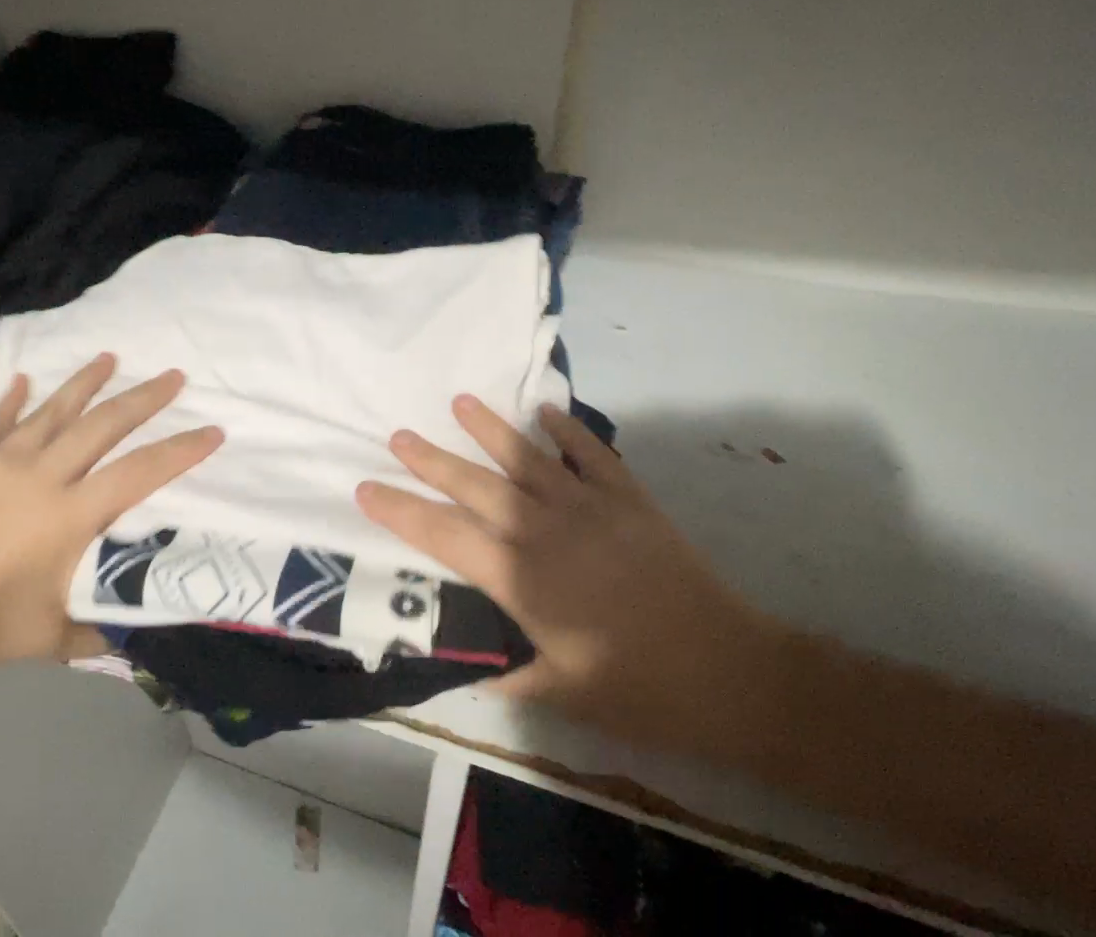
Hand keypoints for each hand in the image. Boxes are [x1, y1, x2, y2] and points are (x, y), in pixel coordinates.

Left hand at [0, 354, 221, 698]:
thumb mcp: (52, 640)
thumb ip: (101, 626)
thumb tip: (138, 620)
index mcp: (67, 519)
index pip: (139, 474)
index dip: (181, 451)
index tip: (213, 430)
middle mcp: (37, 478)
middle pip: (102, 426)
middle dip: (143, 399)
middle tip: (175, 376)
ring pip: (51, 413)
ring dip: (84, 383)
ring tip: (111, 358)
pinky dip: (12, 400)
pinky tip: (24, 379)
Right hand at [357, 396, 784, 756]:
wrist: (731, 672)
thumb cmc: (637, 690)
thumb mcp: (557, 693)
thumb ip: (505, 673)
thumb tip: (465, 660)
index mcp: (520, 580)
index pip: (444, 536)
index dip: (400, 511)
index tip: (365, 488)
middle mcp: (545, 533)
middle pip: (476, 487)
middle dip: (431, 461)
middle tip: (397, 436)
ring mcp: (591, 510)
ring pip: (527, 459)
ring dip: (490, 429)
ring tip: (459, 401)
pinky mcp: (631, 502)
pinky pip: (592, 456)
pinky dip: (567, 431)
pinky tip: (546, 412)